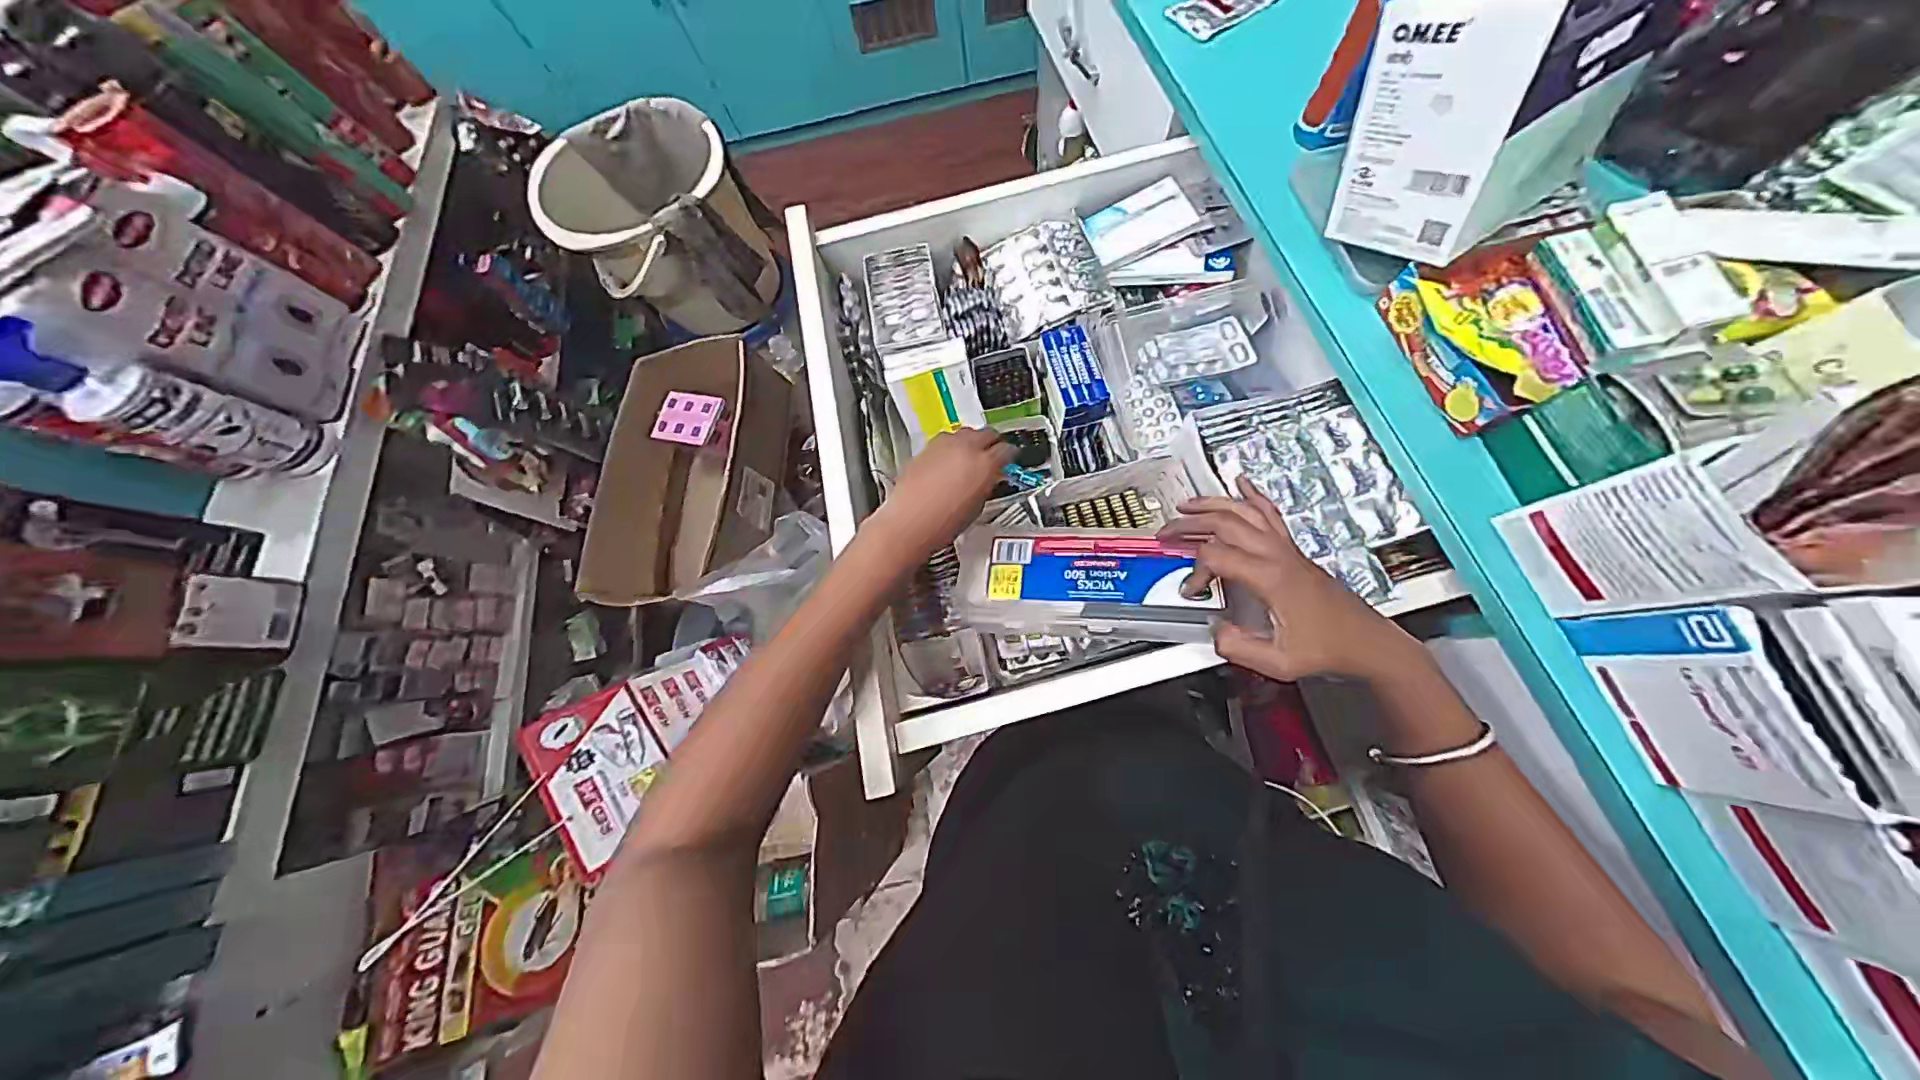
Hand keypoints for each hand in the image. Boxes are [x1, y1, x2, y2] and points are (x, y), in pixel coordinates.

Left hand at [868, 428, 1015, 560]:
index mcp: (985, 464)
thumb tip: (988, 479)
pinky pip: (947, 438)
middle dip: (993, 443)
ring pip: (966, 432)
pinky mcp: (927, 447)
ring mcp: (945, 444)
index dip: (1011, 455)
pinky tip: (951, 460)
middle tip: (994, 454)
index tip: (1009, 459)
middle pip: (988, 433)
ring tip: (971, 456)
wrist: (909, 523)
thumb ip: (987, 485)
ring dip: (972, 441)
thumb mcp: (977, 507)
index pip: (1007, 450)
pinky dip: (953, 445)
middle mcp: (966, 447)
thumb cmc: (940, 523)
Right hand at [1157, 475, 1420, 682]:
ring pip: (1244, 512)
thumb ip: (1238, 647)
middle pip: (1225, 523)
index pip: (1217, 557)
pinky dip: (1253, 496)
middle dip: (1189, 525)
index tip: (1194, 591)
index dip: (1196, 572)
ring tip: (1188, 505)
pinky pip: (1270, 514)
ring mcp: (1287, 550)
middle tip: (1167, 533)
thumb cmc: (1329, 648)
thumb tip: (1215, 631)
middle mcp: (1278, 556)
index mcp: (1271, 577)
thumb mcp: (1278, 661)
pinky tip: (1242, 485)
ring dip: (1212, 504)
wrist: (1366, 642)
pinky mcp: (1293, 552)